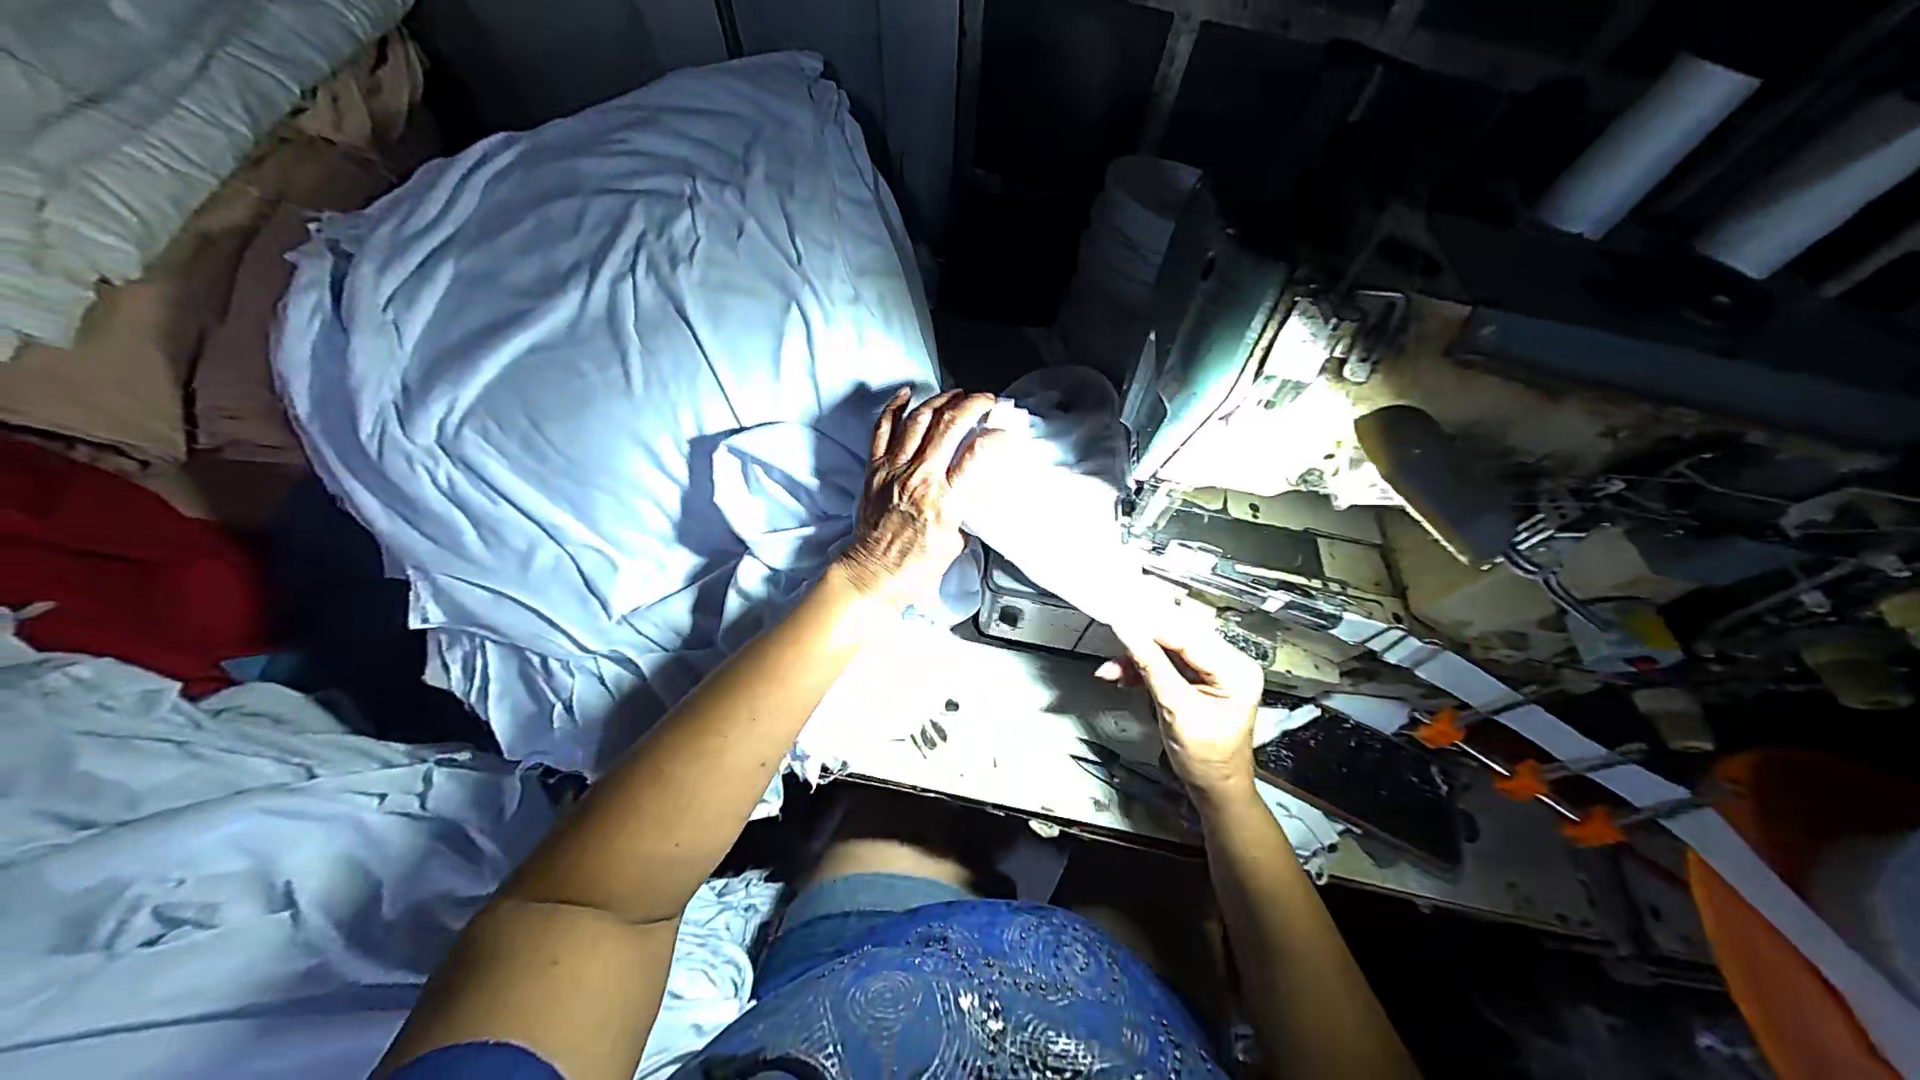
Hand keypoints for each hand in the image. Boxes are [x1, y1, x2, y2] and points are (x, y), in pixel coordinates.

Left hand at [836, 388, 997, 610]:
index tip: (1005, 432)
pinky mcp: (874, 470)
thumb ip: (965, 512)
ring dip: (940, 401)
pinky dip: (894, 408)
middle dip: (971, 404)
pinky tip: (907, 394)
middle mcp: (918, 478)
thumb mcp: (954, 544)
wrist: (872, 574)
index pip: (975, 454)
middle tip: (985, 399)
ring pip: (917, 420)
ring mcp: (893, 470)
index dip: (995, 436)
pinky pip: (882, 429)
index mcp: (943, 500)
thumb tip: (973, 492)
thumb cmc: (913, 567)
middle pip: (948, 425)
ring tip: (956, 394)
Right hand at [1097, 614, 1263, 798]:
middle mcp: (1228, 664)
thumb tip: (1130, 634)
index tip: (1123, 620)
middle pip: (1178, 638)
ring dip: (1137, 658)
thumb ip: (1152, 668)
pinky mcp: (1195, 677)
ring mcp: (1212, 670)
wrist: (1214, 786)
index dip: (1153, 628)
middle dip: (1142, 641)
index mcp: (1236, 671)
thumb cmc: (1209, 760)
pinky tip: (1123, 674)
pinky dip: (1142, 668)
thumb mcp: (1176, 711)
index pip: (1189, 638)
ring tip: (1114, 668)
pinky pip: (1164, 662)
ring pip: (1166, 649)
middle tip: (1116, 632)